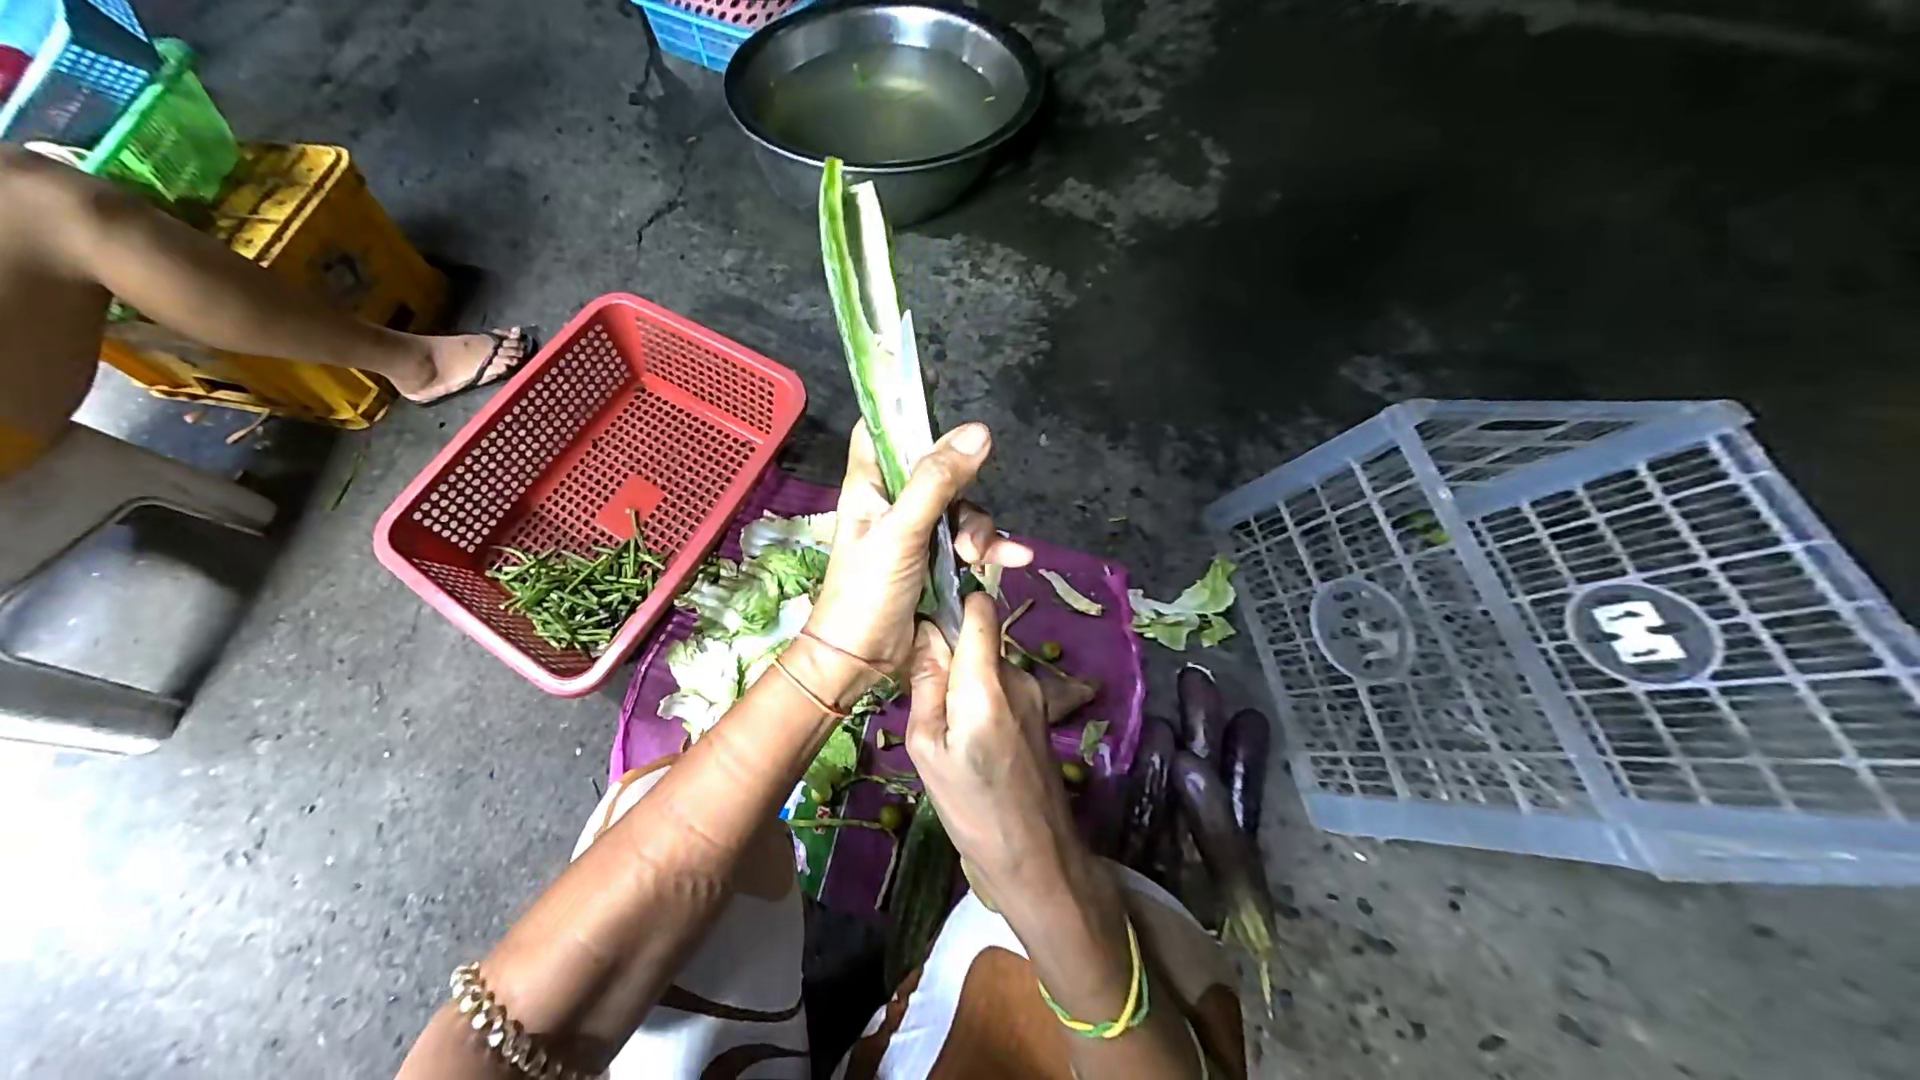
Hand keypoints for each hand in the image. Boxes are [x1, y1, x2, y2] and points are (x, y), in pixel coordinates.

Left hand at [805, 421, 1031, 677]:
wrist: (864, 660)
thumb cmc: (866, 593)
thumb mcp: (901, 532)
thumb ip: (938, 482)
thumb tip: (978, 432)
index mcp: (870, 486)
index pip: (881, 430)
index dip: (905, 409)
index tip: (939, 389)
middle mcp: (894, 502)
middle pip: (939, 469)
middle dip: (964, 489)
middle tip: (965, 522)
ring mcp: (918, 532)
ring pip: (963, 508)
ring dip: (979, 529)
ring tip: (978, 557)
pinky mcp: (938, 561)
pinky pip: (973, 542)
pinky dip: (993, 549)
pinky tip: (1016, 558)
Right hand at [904, 592, 1083, 908]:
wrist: (1036, 857)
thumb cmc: (971, 808)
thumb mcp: (927, 749)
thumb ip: (926, 683)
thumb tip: (925, 633)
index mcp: (987, 682)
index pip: (980, 608)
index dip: (954, 608)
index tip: (929, 633)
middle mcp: (1018, 676)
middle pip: (980, 640)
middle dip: (952, 658)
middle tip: (929, 704)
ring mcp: (1035, 694)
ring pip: (989, 666)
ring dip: (966, 684)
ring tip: (951, 734)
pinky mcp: (1042, 712)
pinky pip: (1003, 688)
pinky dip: (983, 701)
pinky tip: (975, 744)